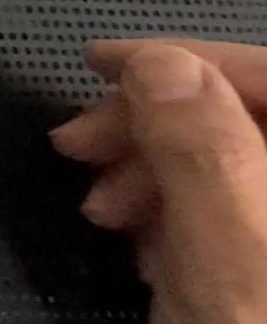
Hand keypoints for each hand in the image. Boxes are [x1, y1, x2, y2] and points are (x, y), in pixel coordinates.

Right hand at [51, 40, 266, 323]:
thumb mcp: (228, 264)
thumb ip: (201, 156)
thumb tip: (159, 64)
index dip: (183, 59)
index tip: (98, 64)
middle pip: (247, 113)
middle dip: (147, 122)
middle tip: (77, 147)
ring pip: (231, 153)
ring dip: (150, 166)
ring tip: (104, 207)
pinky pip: (229, 195)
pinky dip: (172, 204)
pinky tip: (144, 236)